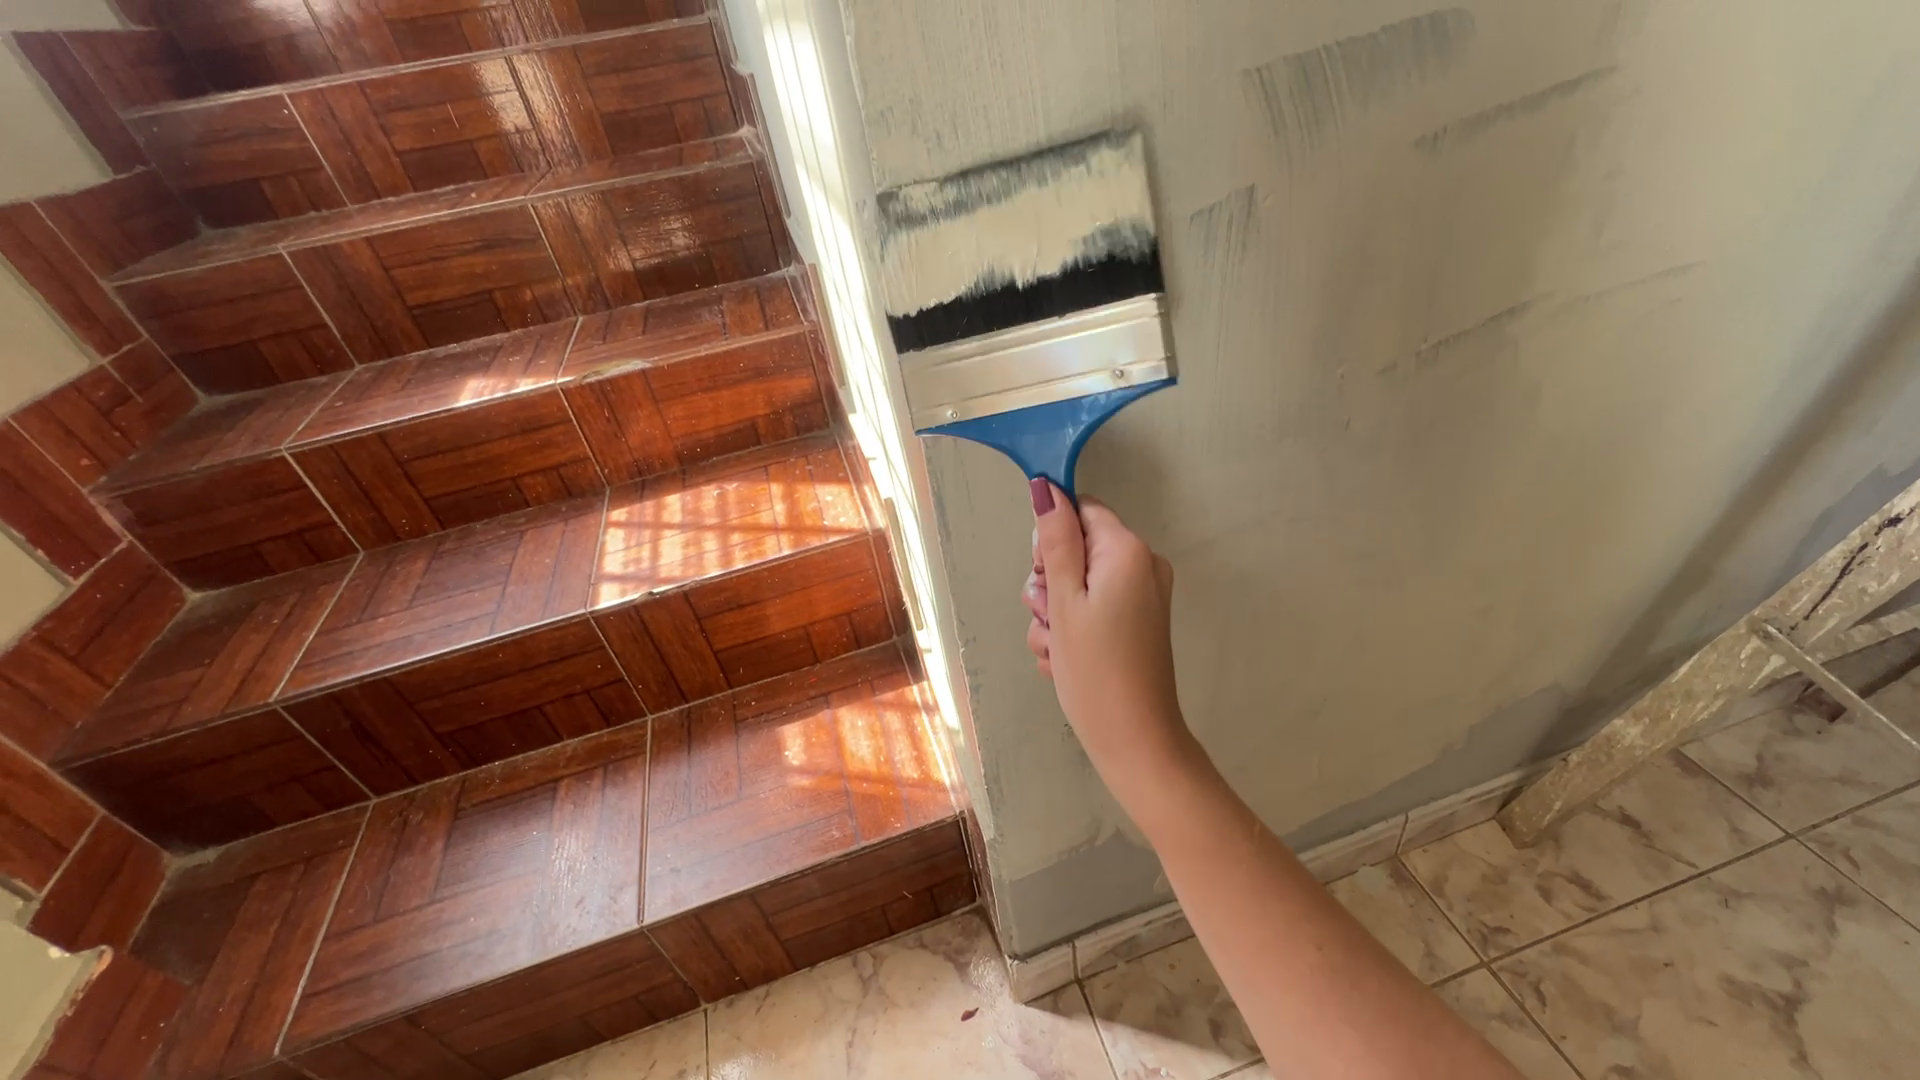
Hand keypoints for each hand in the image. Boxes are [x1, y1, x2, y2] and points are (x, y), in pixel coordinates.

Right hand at [1023, 479, 1191, 780]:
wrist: (1134, 740)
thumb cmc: (1095, 670)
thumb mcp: (1064, 602)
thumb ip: (1055, 542)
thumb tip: (1046, 486)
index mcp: (1127, 551)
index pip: (1080, 510)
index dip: (1052, 538)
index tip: (1044, 576)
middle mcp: (1142, 566)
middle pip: (1075, 549)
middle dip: (1048, 584)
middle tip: (1051, 620)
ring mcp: (1140, 597)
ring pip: (1075, 584)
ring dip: (1053, 615)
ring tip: (1057, 650)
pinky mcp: (1134, 624)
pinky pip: (1091, 610)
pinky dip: (1071, 631)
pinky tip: (1065, 661)